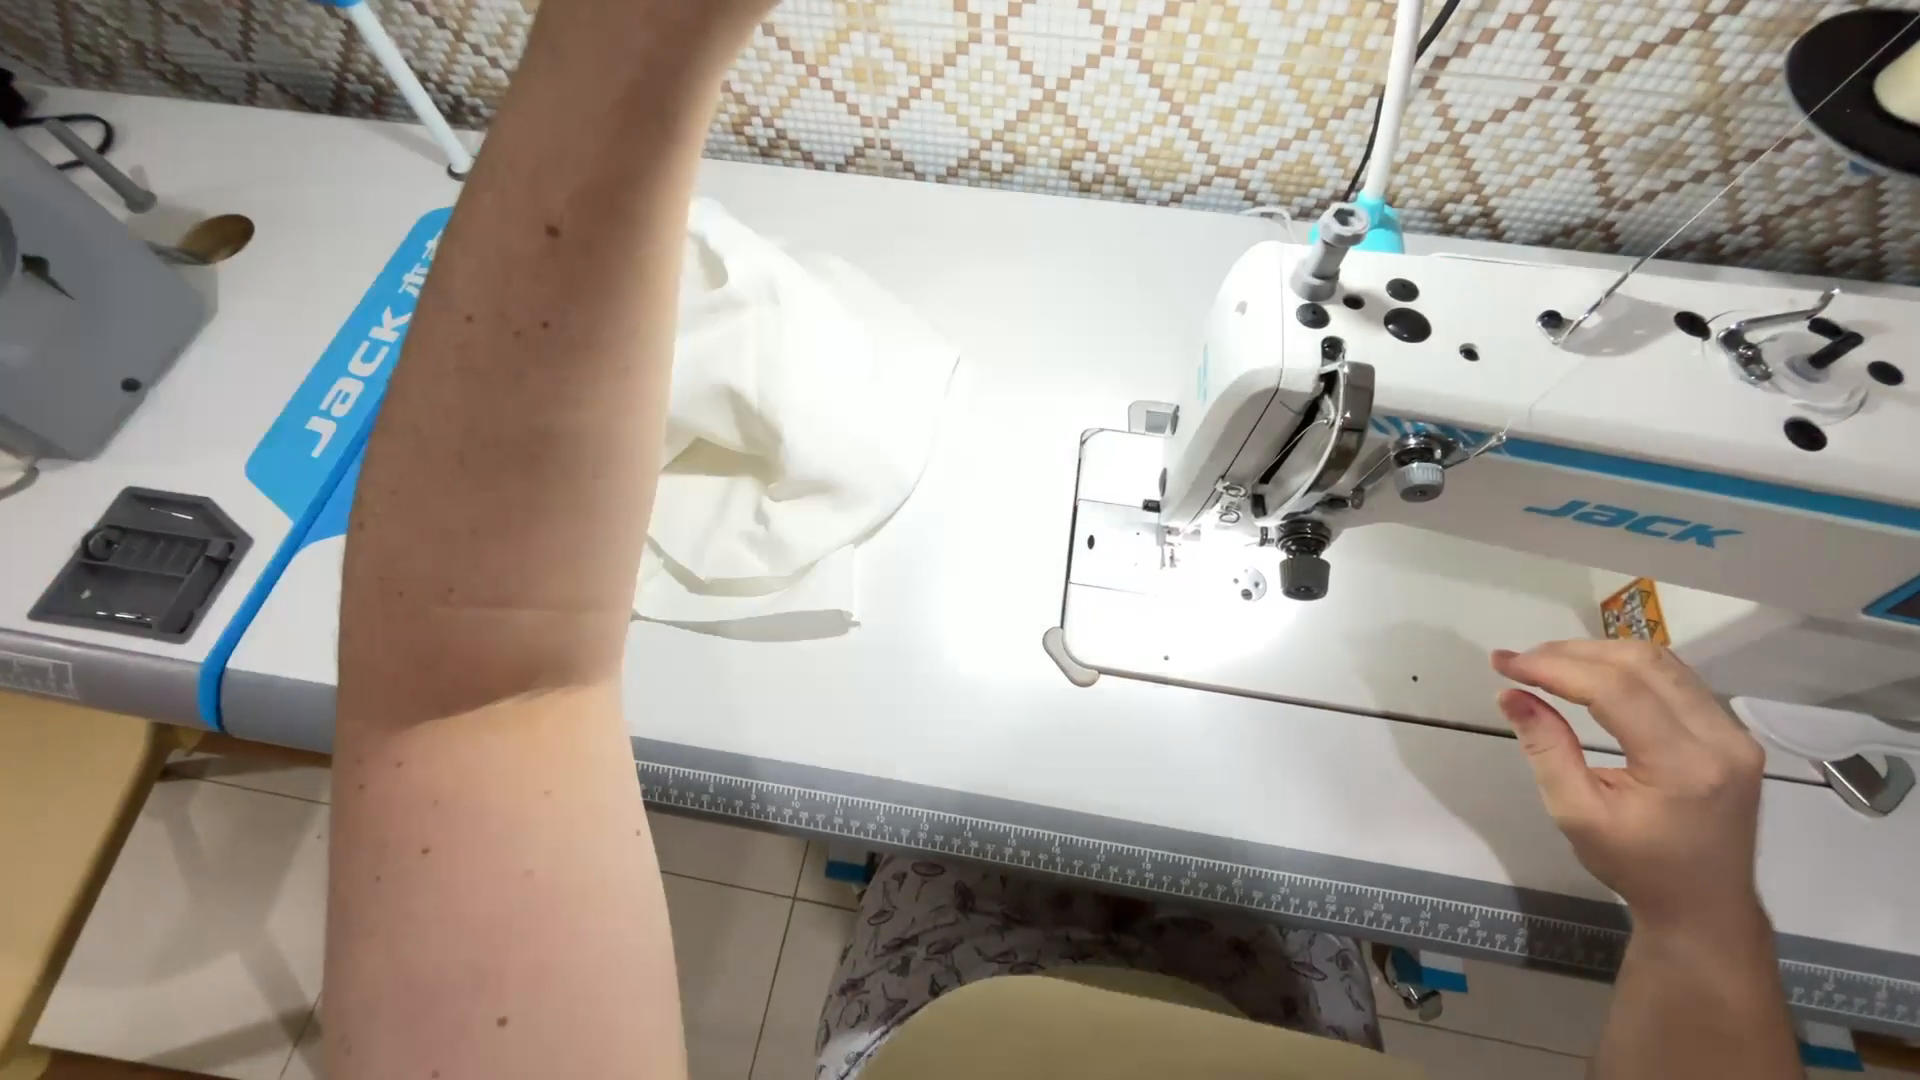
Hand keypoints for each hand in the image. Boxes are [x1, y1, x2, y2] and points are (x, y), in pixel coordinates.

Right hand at [1491, 641, 1768, 935]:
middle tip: (1519, 662)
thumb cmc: (1635, 864)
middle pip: (1641, 663)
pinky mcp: (1731, 732)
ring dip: (1596, 653)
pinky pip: (1674, 678)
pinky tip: (1588, 676)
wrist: (1705, 903)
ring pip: (1660, 662)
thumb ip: (1545, 748)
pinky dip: (1623, 666)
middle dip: (1571, 653)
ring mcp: (1734, 733)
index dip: (1553, 667)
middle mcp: (1721, 740)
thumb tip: (1510, 694)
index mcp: (1684, 766)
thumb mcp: (1575, 812)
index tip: (1503, 664)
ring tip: (1547, 664)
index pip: (1615, 690)